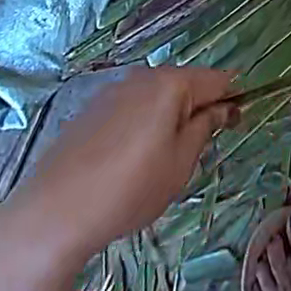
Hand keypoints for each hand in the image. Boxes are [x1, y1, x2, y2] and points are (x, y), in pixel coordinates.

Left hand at [15, 65, 238, 259]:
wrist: (53, 213)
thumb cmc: (129, 189)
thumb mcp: (180, 163)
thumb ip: (205, 128)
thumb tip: (222, 109)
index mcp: (171, 83)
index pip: (217, 79)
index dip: (233, 98)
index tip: (237, 122)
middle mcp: (143, 76)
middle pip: (185, 84)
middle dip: (198, 108)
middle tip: (198, 149)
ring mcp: (113, 90)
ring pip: (156, 97)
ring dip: (169, 116)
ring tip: (162, 159)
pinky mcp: (90, 110)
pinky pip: (131, 107)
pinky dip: (142, 124)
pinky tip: (130, 159)